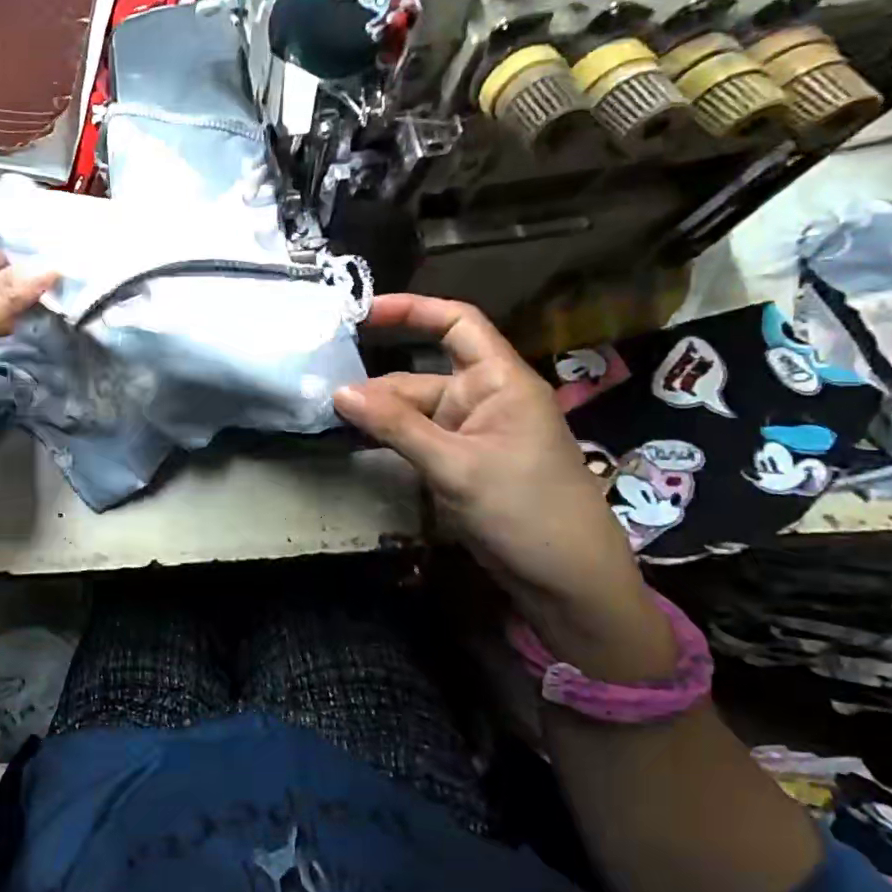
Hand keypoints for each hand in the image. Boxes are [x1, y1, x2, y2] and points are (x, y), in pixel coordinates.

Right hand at [333, 295, 670, 676]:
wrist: (569, 580)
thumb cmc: (525, 511)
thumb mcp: (455, 466)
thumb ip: (396, 427)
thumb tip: (339, 393)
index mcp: (498, 381)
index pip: (456, 323)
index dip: (411, 310)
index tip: (360, 313)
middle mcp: (484, 398)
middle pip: (419, 376)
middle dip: (375, 387)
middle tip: (322, 399)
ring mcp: (472, 433)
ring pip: (413, 412)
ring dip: (377, 417)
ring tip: (329, 421)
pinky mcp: (463, 463)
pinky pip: (418, 439)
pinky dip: (389, 439)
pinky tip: (356, 443)